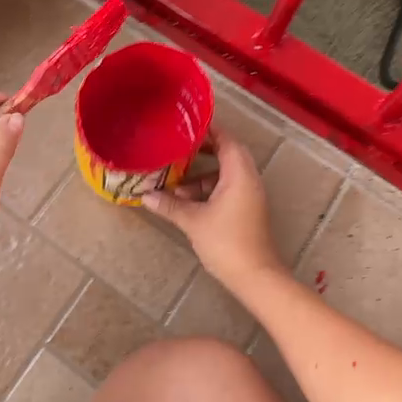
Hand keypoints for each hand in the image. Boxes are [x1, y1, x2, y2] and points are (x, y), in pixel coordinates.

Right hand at [142, 128, 284, 290]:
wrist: (255, 276)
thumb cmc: (226, 242)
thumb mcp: (193, 221)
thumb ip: (170, 205)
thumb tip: (146, 195)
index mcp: (239, 174)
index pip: (226, 140)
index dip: (208, 130)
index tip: (186, 125)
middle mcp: (249, 179)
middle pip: (228, 153)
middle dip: (204, 149)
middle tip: (179, 146)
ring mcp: (250, 195)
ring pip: (226, 173)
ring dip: (203, 174)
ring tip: (176, 180)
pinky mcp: (247, 209)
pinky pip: (228, 188)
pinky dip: (209, 189)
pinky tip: (187, 201)